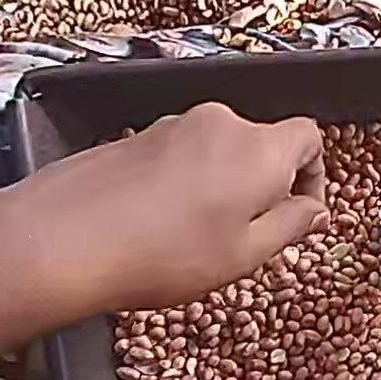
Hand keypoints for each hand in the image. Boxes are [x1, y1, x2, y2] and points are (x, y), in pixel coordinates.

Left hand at [0, 101, 328, 315]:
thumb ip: (291, 225)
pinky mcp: (139, 135)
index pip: (310, 137)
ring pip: (223, 151)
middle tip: (250, 236)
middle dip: (269, 186)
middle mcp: (220, 124)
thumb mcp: (244, 254)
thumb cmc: (164, 255)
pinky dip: (192, 181)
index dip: (316, 175)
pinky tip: (166, 222)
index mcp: (258, 149)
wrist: (63, 239)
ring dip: (228, 185)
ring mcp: (174, 125)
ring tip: (201, 235)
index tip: (303, 212)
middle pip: (265, 145)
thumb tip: (316, 210)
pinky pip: (185, 153)